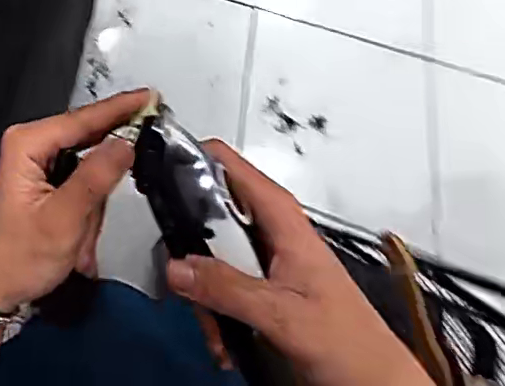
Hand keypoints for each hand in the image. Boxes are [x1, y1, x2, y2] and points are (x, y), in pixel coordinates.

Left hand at [0, 89, 150, 309]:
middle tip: (101, 213)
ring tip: (78, 240)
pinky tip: (78, 237)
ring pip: (88, 167)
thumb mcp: (64, 220)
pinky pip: (80, 182)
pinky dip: (87, 210)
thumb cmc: (19, 256)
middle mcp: (29, 142)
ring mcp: (36, 158)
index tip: (148, 96)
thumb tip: (125, 142)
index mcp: (27, 142)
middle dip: (101, 184)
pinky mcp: (44, 175)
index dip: (118, 108)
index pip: (81, 118)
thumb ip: (96, 178)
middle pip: (86, 141)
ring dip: (92, 207)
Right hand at [166, 140, 431, 385]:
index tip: (154, 176)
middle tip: (181, 274)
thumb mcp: (285, 315)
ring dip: (200, 285)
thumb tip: (173, 264)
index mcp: (276, 212)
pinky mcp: (258, 281)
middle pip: (204, 207)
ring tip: (212, 326)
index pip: (221, 159)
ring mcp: (261, 253)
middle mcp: (265, 224)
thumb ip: (227, 287)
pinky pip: (217, 277)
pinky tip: (222, 337)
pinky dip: (212, 304)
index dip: (185, 157)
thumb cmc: (351, 345)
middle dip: (188, 244)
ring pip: (207, 248)